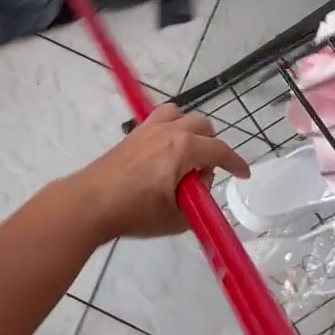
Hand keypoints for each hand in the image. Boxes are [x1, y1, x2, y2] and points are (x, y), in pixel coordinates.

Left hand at [60, 104, 249, 242]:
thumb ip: (198, 206)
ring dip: (191, 132)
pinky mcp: (132, 134)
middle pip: (203, 127)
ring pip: (180, 115)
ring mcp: (148, 128)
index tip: (244, 175)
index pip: (220, 150)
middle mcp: (169, 130)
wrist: (90, 203)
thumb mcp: (177, 218)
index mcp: (184, 148)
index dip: (236, 163)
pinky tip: (163, 155)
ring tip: (185, 158)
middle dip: (212, 148)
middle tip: (203, 176)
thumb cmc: (135, 212)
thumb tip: (199, 193)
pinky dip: (170, 129)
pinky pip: (159, 119)